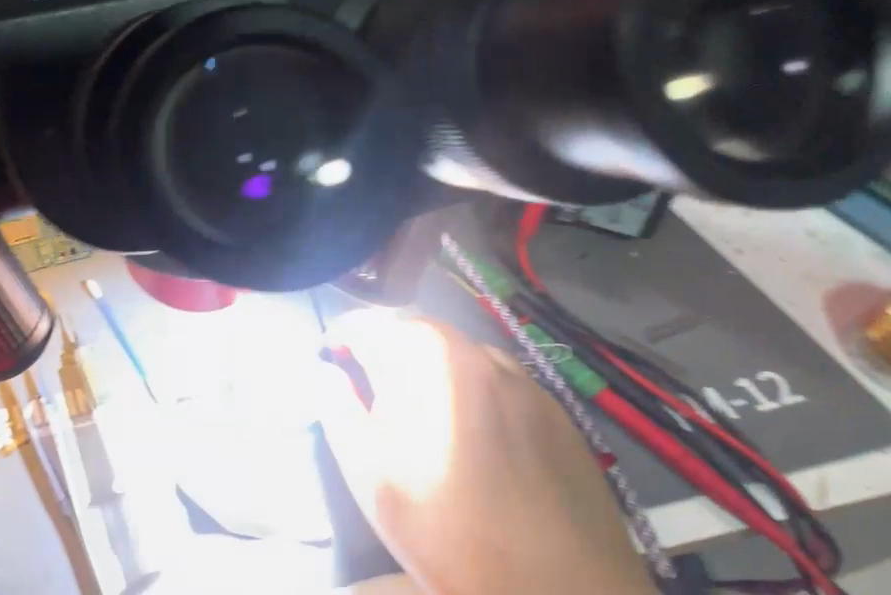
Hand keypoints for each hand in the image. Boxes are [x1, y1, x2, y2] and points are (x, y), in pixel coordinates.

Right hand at [317, 312, 656, 594]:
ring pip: (461, 357)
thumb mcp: (363, 467)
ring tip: (431, 420)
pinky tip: (479, 444)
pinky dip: (479, 397)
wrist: (559, 594)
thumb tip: (330, 371)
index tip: (334, 368)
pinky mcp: (561, 418)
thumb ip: (335, 404)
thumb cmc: (443, 526)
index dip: (340, 342)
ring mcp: (525, 384)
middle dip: (388, 353)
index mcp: (421, 356)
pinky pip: (503, 387)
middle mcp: (475, 353)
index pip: (362, 324)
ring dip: (435, 372)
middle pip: (414, 333)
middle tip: (377, 398)